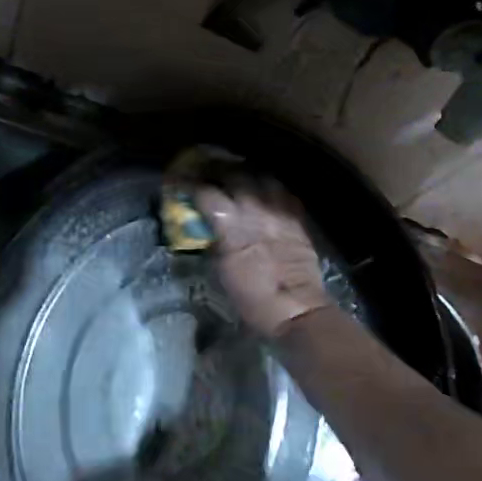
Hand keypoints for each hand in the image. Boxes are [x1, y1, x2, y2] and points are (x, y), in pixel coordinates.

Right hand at [194, 179, 333, 337]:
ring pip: (262, 178)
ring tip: (242, 180)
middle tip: (213, 175)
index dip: (192, 186)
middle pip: (235, 175)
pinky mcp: (297, 218)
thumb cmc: (252, 297)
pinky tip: (268, 195)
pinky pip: (284, 193)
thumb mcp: (222, 270)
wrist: (295, 307)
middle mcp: (254, 209)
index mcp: (230, 224)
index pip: (205, 192)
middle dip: (221, 173)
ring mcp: (278, 211)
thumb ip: (215, 242)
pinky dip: (273, 190)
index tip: (184, 184)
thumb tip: (209, 229)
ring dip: (249, 176)